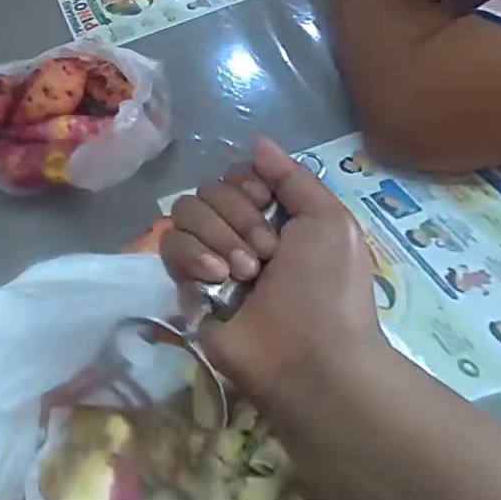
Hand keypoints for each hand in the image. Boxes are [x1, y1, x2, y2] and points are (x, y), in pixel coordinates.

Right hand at [159, 138, 388, 406]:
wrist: (312, 360)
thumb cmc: (330, 290)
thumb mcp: (330, 222)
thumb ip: (292, 176)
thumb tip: (257, 140)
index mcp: (271, 215)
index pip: (235, 173)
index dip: (247, 185)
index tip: (268, 207)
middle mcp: (237, 230)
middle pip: (208, 189)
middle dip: (236, 217)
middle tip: (265, 254)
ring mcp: (209, 255)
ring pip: (185, 212)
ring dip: (217, 236)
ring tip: (244, 272)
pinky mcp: (186, 283)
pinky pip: (169, 245)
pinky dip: (192, 255)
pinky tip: (216, 277)